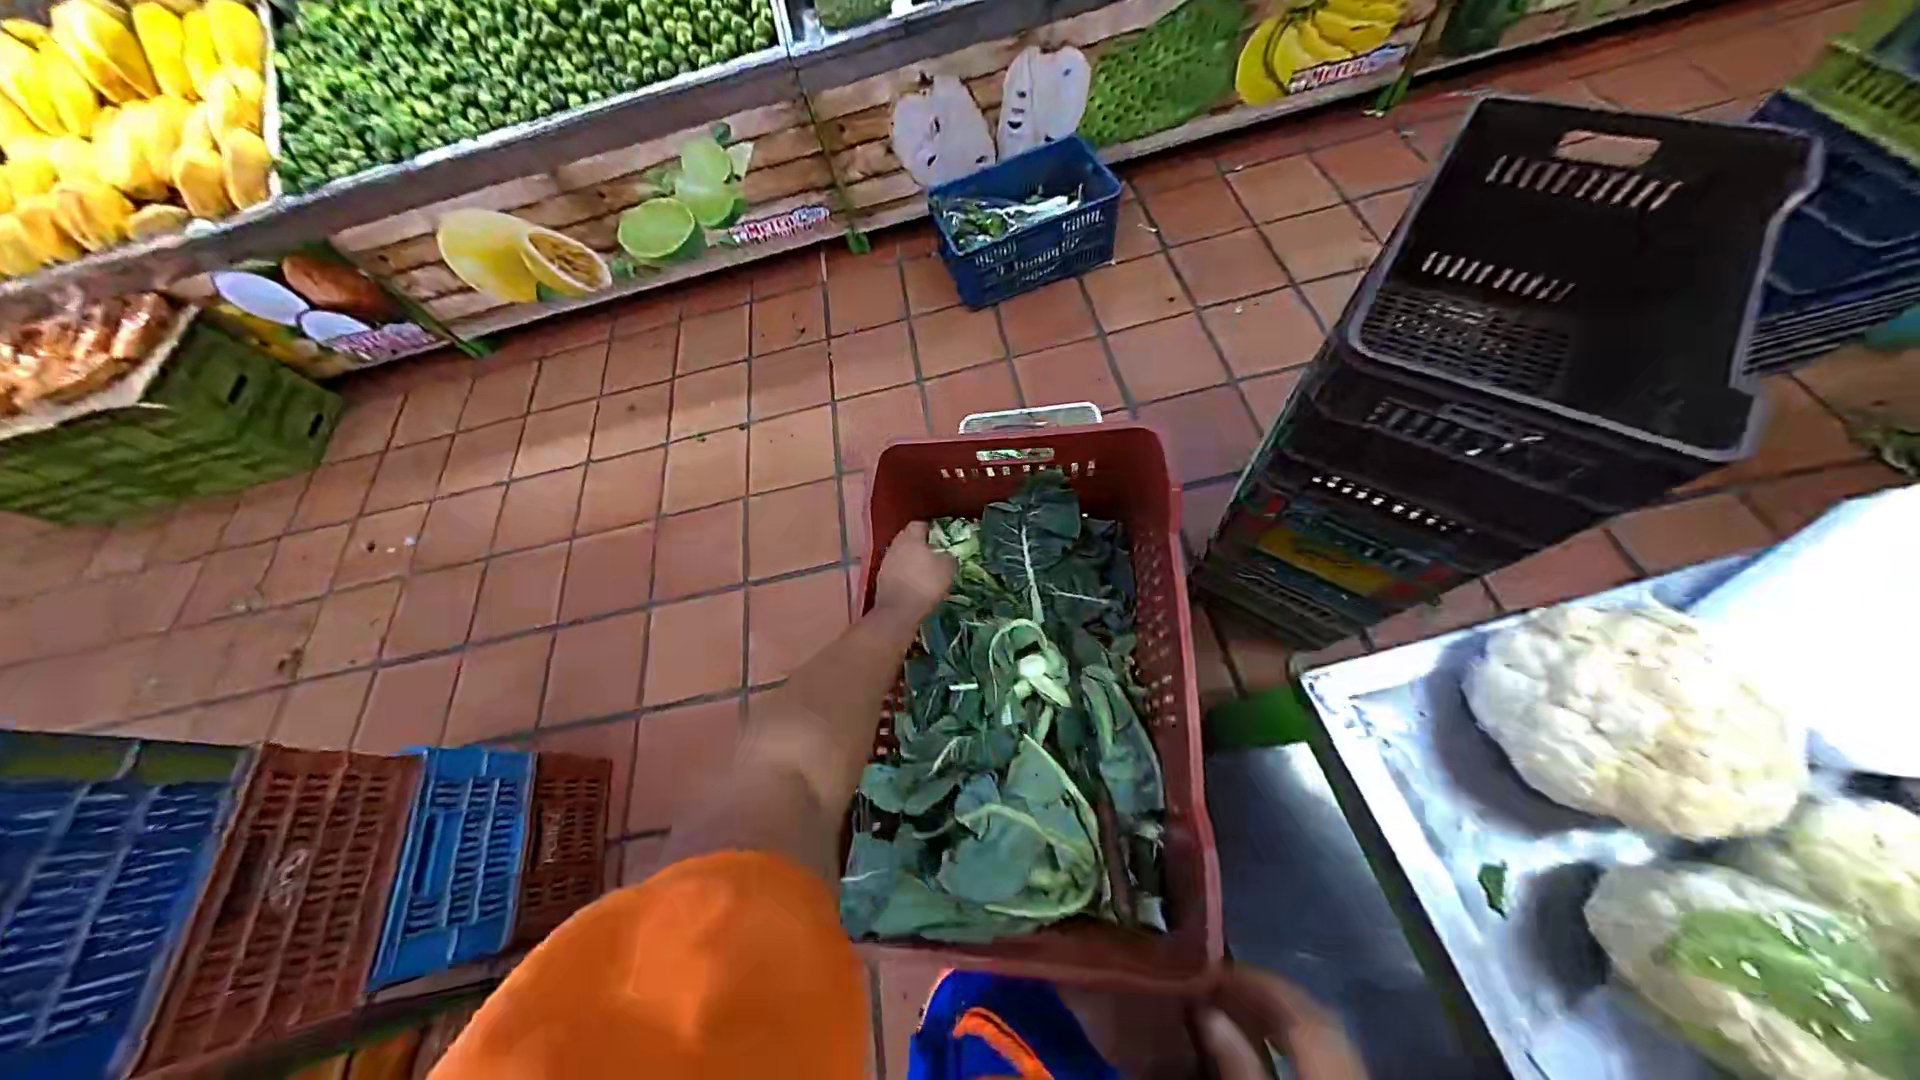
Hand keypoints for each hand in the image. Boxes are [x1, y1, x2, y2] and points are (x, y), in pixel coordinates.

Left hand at [874, 521, 955, 621]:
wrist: (898, 611)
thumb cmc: (925, 584)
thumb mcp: (947, 569)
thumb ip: (949, 557)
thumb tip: (948, 555)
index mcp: (911, 538)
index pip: (919, 524)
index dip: (930, 529)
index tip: (940, 537)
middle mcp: (895, 546)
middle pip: (907, 538)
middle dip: (919, 543)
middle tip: (933, 552)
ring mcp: (886, 562)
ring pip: (900, 554)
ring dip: (911, 559)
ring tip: (924, 569)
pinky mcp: (882, 579)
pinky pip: (896, 569)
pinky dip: (904, 572)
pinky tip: (914, 582)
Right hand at [1194, 965, 1367, 1079]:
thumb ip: (1238, 1067)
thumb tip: (1208, 1014)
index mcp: (1326, 1066)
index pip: (1294, 1007)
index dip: (1256, 981)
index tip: (1218, 971)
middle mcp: (1351, 1069)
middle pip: (1315, 1016)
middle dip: (1271, 993)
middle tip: (1228, 987)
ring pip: (1328, 1033)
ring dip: (1287, 1014)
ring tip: (1246, 1010)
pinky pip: (1335, 1055)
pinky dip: (1303, 1039)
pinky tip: (1279, 1047)